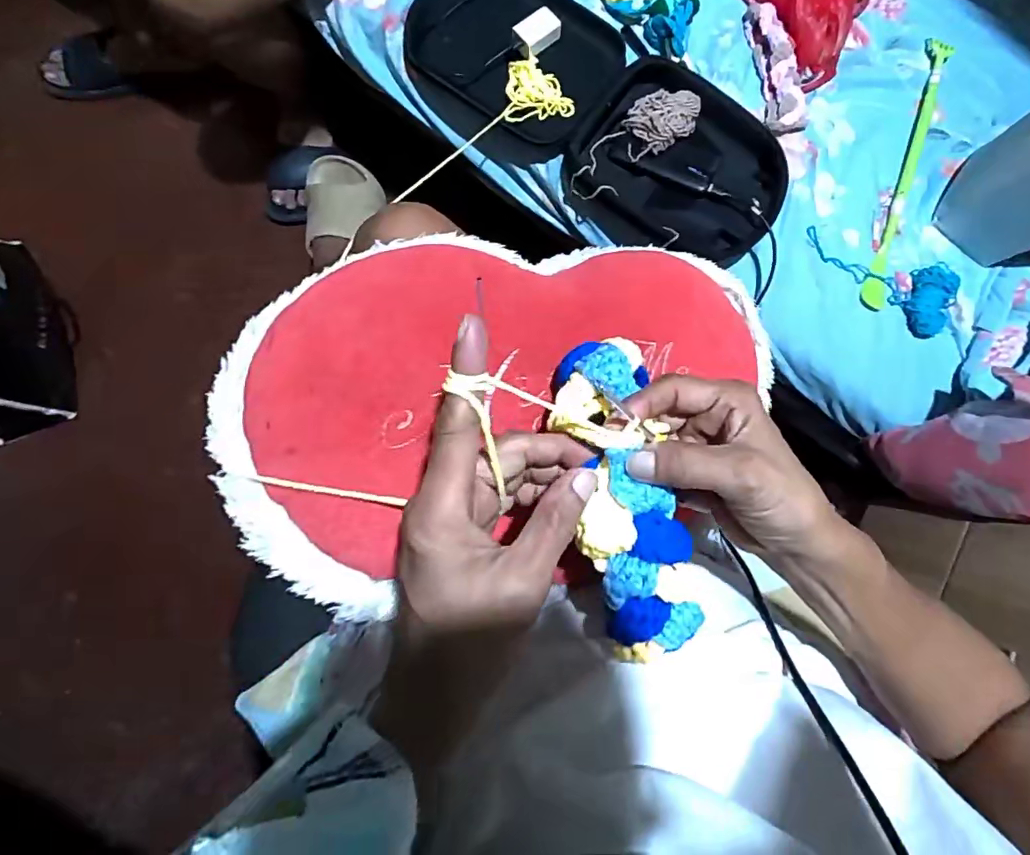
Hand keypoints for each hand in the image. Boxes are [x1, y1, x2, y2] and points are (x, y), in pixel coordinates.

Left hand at [371, 314, 595, 782]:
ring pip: (506, 474)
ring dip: (546, 477)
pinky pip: (505, 500)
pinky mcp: (466, 536)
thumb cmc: (470, 645)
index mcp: (441, 504)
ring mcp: (454, 518)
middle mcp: (443, 500)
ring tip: (591, 485)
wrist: (432, 705)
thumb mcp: (522, 583)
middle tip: (597, 462)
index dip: (466, 371)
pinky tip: (570, 504)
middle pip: (499, 451)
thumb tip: (586, 475)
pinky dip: (536, 500)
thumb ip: (554, 522)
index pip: (456, 422)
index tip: (471, 323)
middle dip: (548, 451)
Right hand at [622, 375, 843, 561]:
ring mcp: (700, 446)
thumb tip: (631, 459)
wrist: (799, 544)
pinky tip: (631, 492)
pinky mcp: (693, 475)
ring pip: (656, 445)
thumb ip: (684, 463)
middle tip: (606, 454)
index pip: (675, 389)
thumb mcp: (737, 473)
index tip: (615, 426)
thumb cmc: (780, 496)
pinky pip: (661, 471)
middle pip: (660, 416)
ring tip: (613, 475)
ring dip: (637, 460)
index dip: (643, 403)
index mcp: (727, 400)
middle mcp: (711, 416)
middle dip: (635, 434)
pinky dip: (646, 481)